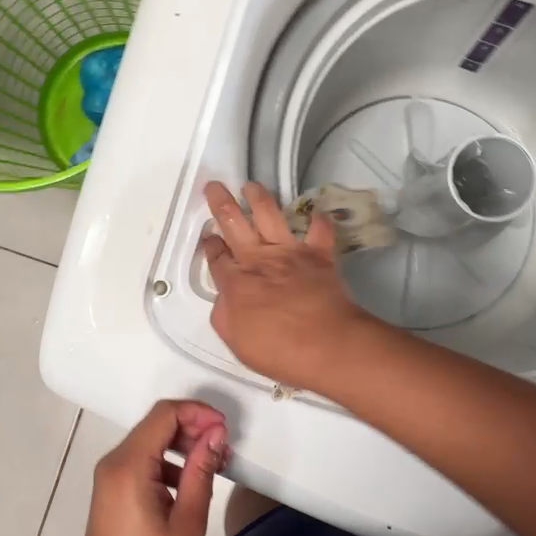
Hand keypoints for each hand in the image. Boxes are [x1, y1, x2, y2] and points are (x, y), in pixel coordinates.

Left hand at [73, 400, 229, 535]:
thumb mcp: (187, 520)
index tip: (225, 429)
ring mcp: (108, 475)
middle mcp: (113, 461)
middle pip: (156, 423)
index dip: (198, 412)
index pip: (165, 414)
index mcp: (129, 465)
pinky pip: (141, 459)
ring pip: (150, 440)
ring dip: (182, 443)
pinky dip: (167, 460)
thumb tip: (216, 433)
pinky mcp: (110, 488)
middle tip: (224, 447)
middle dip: (192, 427)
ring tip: (214, 464)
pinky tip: (189, 482)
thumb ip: (202, 470)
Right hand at [201, 181, 374, 387]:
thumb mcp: (235, 341)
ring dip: (259, 197)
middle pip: (235, 223)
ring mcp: (291, 253)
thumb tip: (224, 299)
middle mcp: (259, 259)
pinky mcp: (320, 255)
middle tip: (215, 187)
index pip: (216, 257)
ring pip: (270, 215)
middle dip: (222, 203)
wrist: (326, 345)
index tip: (208, 236)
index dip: (210, 245)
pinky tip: (316, 213)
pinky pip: (319, 231)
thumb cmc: (278, 350)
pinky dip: (318, 220)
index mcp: (235, 282)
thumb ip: (224, 315)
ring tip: (252, 186)